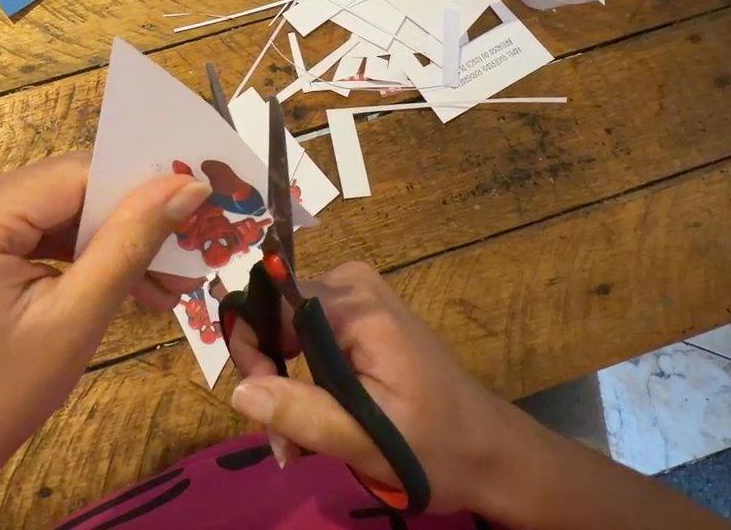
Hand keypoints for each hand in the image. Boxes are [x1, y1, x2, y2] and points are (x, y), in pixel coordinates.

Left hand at [0, 152, 211, 526]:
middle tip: (186, 259)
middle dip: (126, 223)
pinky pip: (28, 224)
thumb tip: (188, 186)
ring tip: (161, 284)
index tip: (198, 208)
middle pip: (64, 187)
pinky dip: (70, 250)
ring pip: (52, 206)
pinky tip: (115, 281)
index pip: (76, 172)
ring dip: (104, 241)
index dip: (141, 185)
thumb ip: (131, 243)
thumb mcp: (74, 320)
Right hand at [225, 262, 528, 514]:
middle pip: (274, 313)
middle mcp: (350, 280)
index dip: (252, 353)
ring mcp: (356, 289)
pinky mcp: (360, 306)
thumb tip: (238, 390)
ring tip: (298, 437)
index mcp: (355, 305)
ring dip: (282, 378)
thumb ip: (301, 413)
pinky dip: (302, 370)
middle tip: (283, 438)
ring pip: (285, 322)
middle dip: (267, 374)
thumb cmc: (437, 449)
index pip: (268, 305)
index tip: (265, 408)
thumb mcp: (366, 442)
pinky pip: (306, 324)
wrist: (492, 451)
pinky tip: (315, 412)